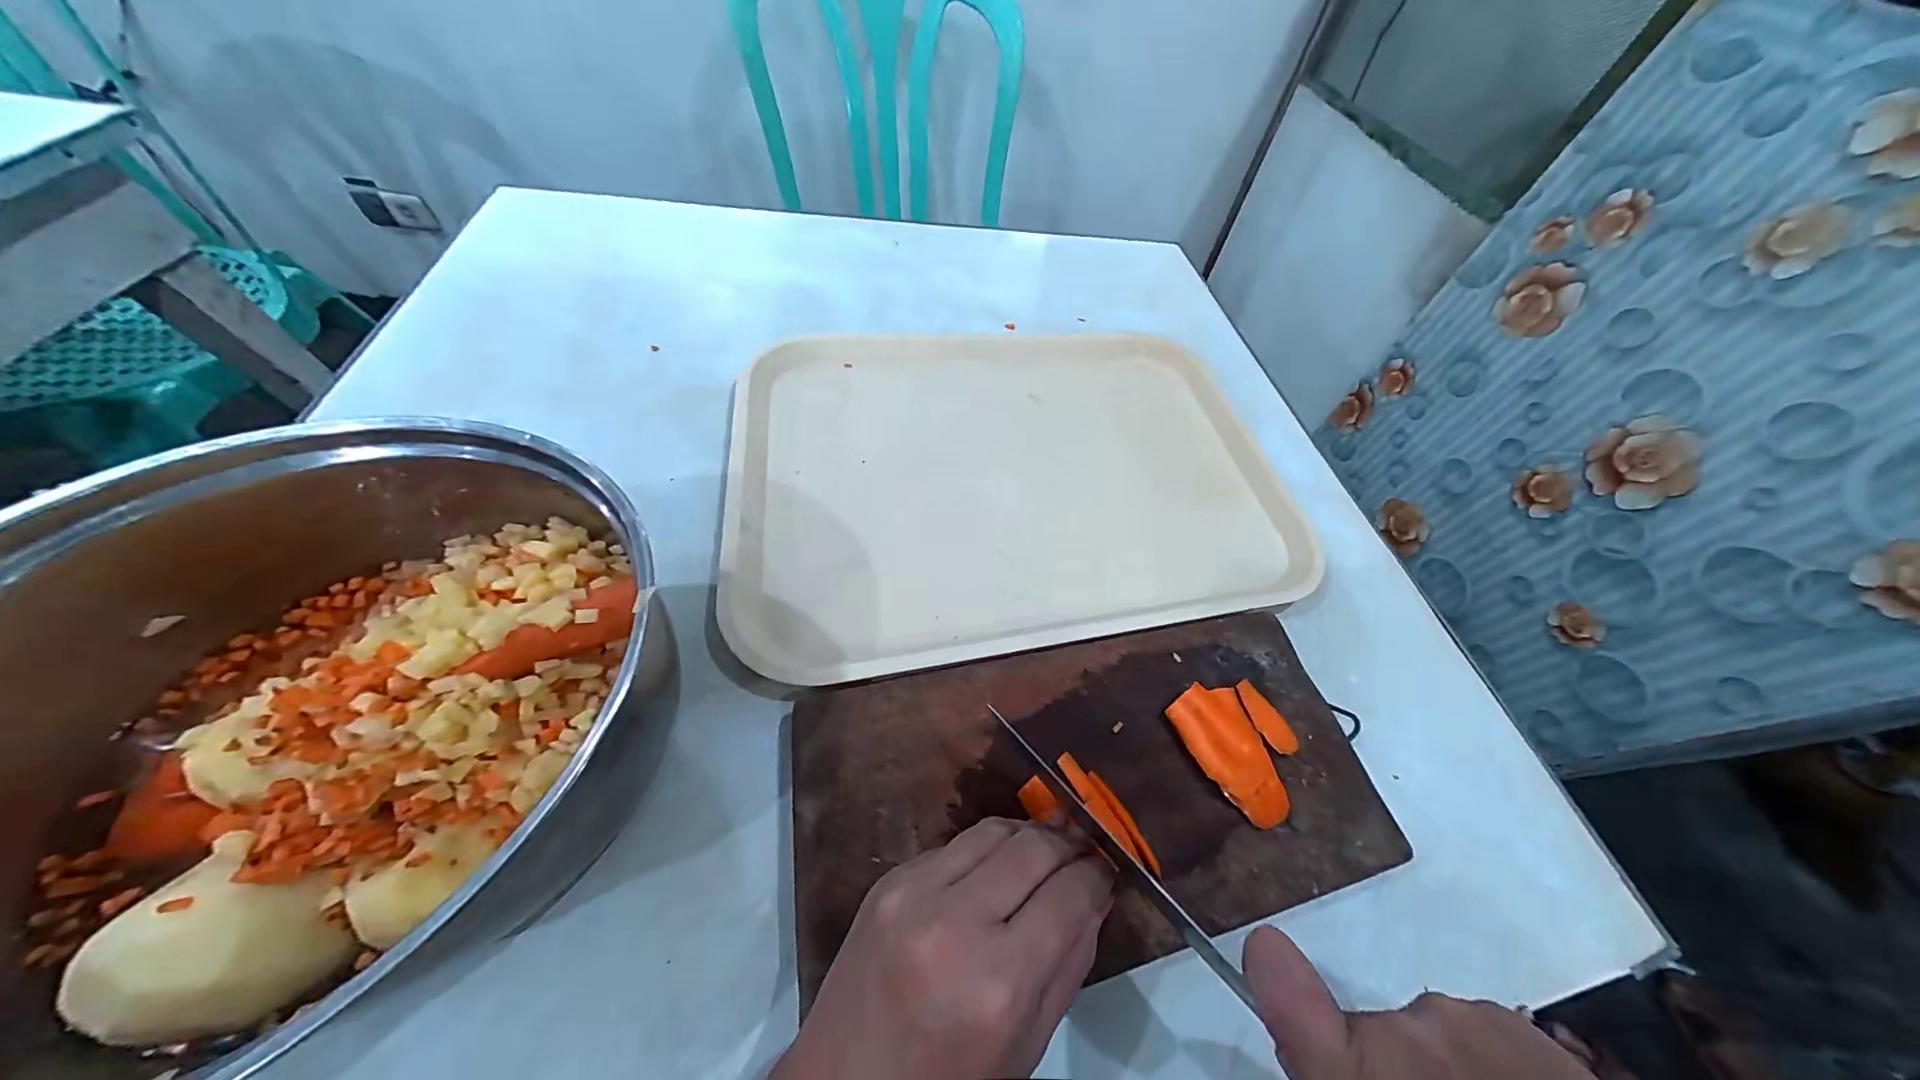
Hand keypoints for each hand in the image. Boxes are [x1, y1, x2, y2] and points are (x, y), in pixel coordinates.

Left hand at [772, 818, 1114, 1079]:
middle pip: (1033, 848)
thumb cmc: (948, 1077)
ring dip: (1029, 835)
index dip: (1098, 874)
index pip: (1070, 895)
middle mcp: (954, 924)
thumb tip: (1097, 893)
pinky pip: (954, 846)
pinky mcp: (888, 879)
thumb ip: (1070, 961)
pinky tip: (994, 870)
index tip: (1108, 870)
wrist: (846, 1078)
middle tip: (1084, 850)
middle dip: (1068, 843)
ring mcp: (913, 893)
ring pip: (993, 830)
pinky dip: (985, 851)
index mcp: (998, 983)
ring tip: (1047, 850)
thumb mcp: (1027, 1042)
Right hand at [1244, 926, 1596, 1078]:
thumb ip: (1331, 1061)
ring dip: (1444, 1070)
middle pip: (1372, 1035)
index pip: (1294, 1004)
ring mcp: (1465, 1022)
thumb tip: (1299, 1019)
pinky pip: (1478, 1035)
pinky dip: (1488, 1067)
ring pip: (1429, 1035)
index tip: (1264, 949)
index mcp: (1358, 1070)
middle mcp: (1402, 1031)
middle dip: (1389, 1070)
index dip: (1274, 973)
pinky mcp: (1519, 1027)